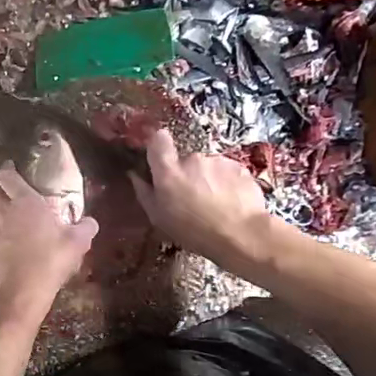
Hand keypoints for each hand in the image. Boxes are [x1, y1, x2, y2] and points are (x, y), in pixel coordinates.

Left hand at [0, 164, 98, 319]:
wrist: (26, 287)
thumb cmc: (53, 258)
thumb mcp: (78, 242)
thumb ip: (86, 227)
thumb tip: (91, 222)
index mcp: (26, 201)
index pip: (5, 175)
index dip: (6, 169)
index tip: (13, 168)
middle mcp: (5, 209)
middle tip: (3, 185)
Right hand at [128, 128, 285, 270]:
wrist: (240, 235)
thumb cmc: (194, 232)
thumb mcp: (160, 219)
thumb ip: (145, 193)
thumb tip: (134, 175)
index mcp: (169, 172)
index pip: (159, 140)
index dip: (159, 145)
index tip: (162, 159)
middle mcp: (193, 159)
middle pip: (187, 161)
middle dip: (189, 176)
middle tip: (194, 201)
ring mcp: (218, 161)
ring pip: (209, 168)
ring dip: (209, 181)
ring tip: (216, 206)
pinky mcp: (240, 167)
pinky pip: (228, 173)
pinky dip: (228, 184)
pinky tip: (231, 204)